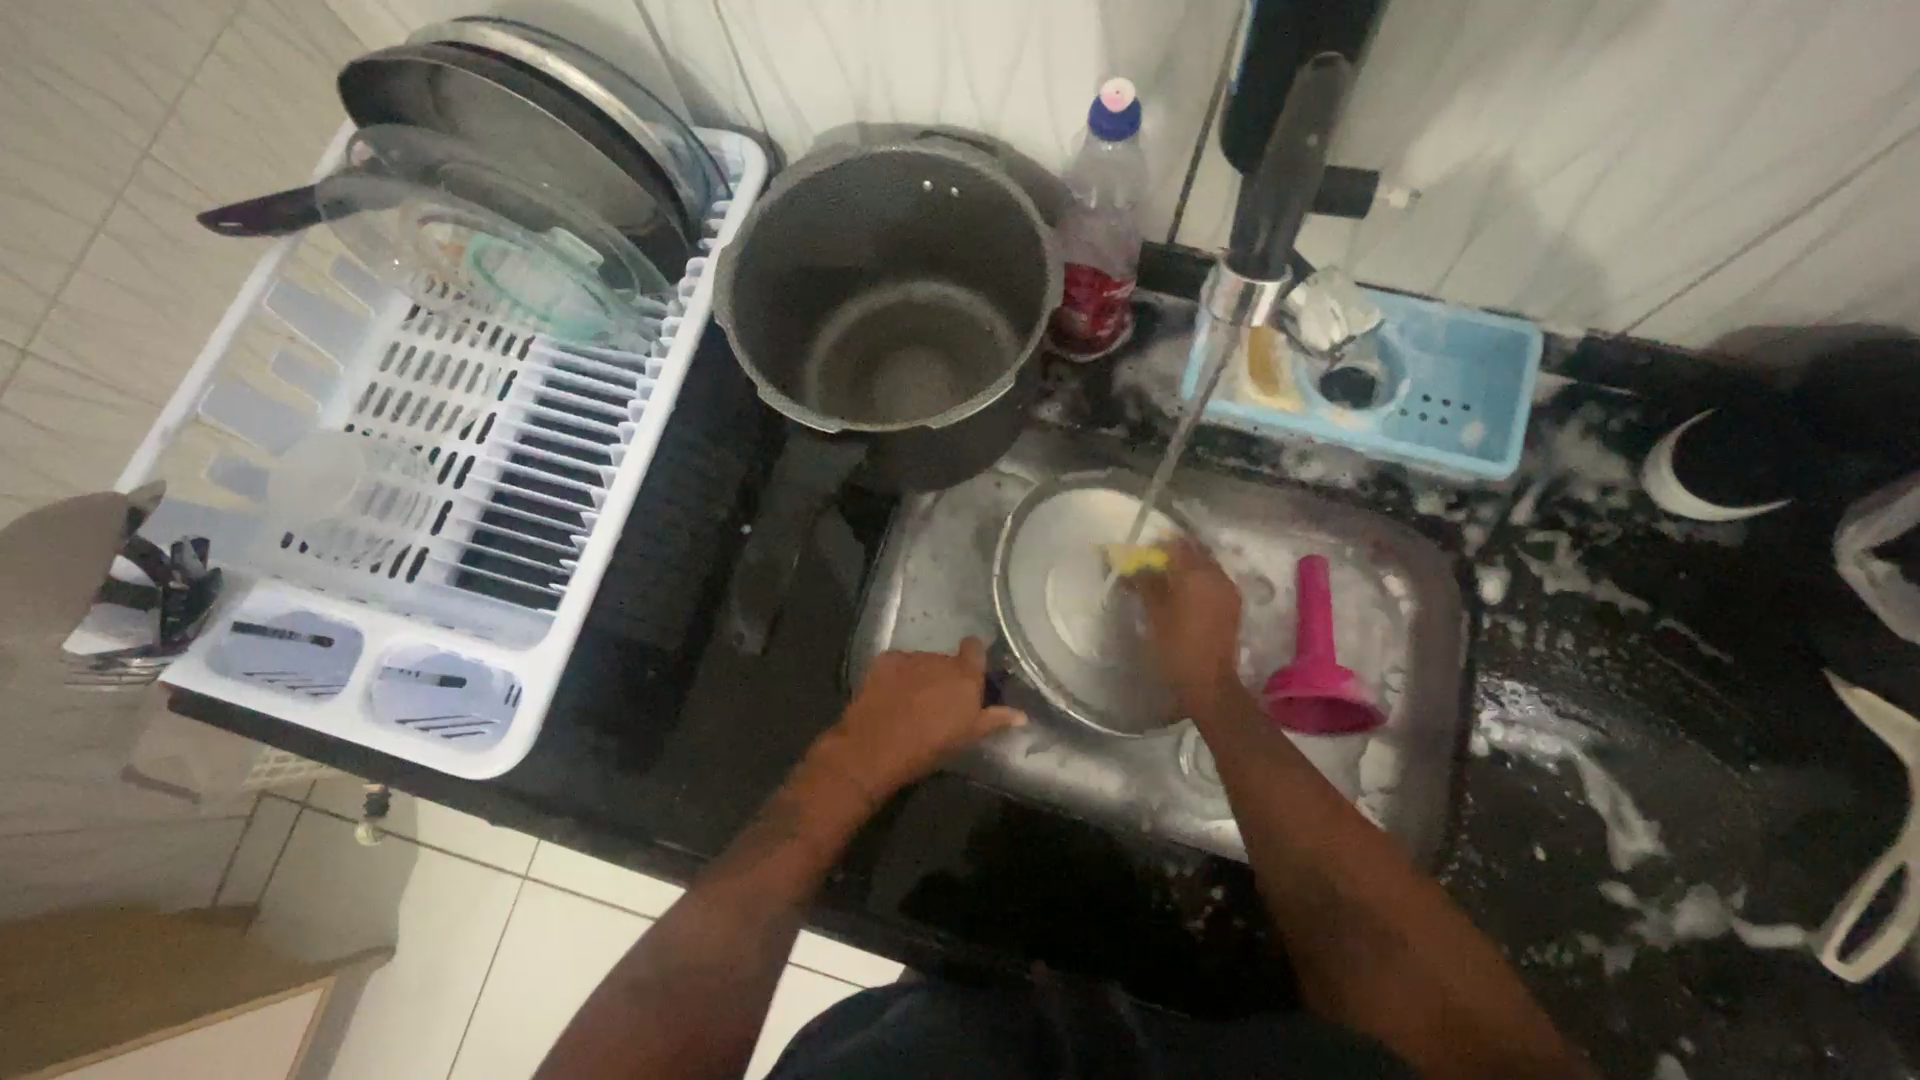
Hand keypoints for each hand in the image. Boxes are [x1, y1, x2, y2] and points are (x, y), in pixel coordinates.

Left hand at [810, 637, 1024, 800]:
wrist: (878, 745)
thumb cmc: (931, 744)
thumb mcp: (968, 735)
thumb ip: (995, 719)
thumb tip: (1022, 714)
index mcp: (965, 675)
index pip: (975, 647)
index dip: (973, 656)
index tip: (969, 672)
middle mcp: (940, 659)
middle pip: (946, 660)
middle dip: (944, 676)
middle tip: (938, 702)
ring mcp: (910, 657)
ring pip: (921, 662)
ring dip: (920, 676)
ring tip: (911, 702)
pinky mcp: (884, 660)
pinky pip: (897, 663)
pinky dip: (896, 675)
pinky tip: (890, 696)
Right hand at [1127, 539, 1243, 711]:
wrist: (1208, 682)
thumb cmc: (1175, 646)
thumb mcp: (1154, 613)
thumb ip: (1145, 584)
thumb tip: (1135, 567)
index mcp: (1196, 573)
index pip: (1177, 545)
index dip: (1158, 546)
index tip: (1143, 555)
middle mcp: (1217, 575)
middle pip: (1195, 552)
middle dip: (1175, 555)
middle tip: (1154, 568)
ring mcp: (1229, 590)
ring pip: (1207, 567)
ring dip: (1188, 569)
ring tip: (1168, 584)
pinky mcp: (1233, 605)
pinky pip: (1215, 582)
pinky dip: (1200, 582)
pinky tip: (1185, 597)